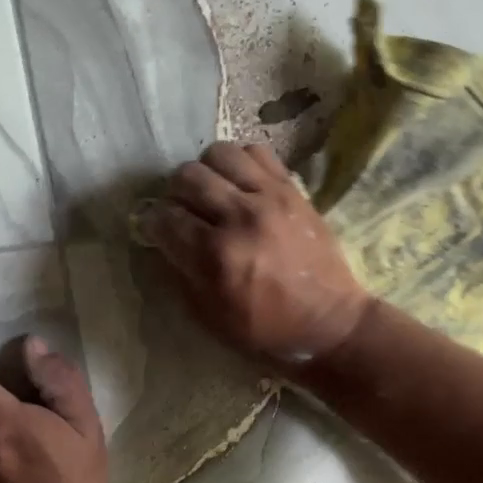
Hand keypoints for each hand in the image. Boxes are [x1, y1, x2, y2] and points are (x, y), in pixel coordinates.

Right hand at [138, 142, 372, 367]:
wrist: (328, 322)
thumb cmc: (265, 330)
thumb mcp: (210, 317)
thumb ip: (182, 274)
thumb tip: (164, 240)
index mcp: (215, 257)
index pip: (165, 218)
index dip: (154, 223)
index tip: (158, 230)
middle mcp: (239, 218)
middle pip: (188, 177)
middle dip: (176, 194)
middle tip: (185, 211)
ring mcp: (269, 198)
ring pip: (219, 154)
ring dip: (208, 172)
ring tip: (213, 193)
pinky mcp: (291, 189)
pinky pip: (257, 152)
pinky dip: (242, 163)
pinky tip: (241, 185)